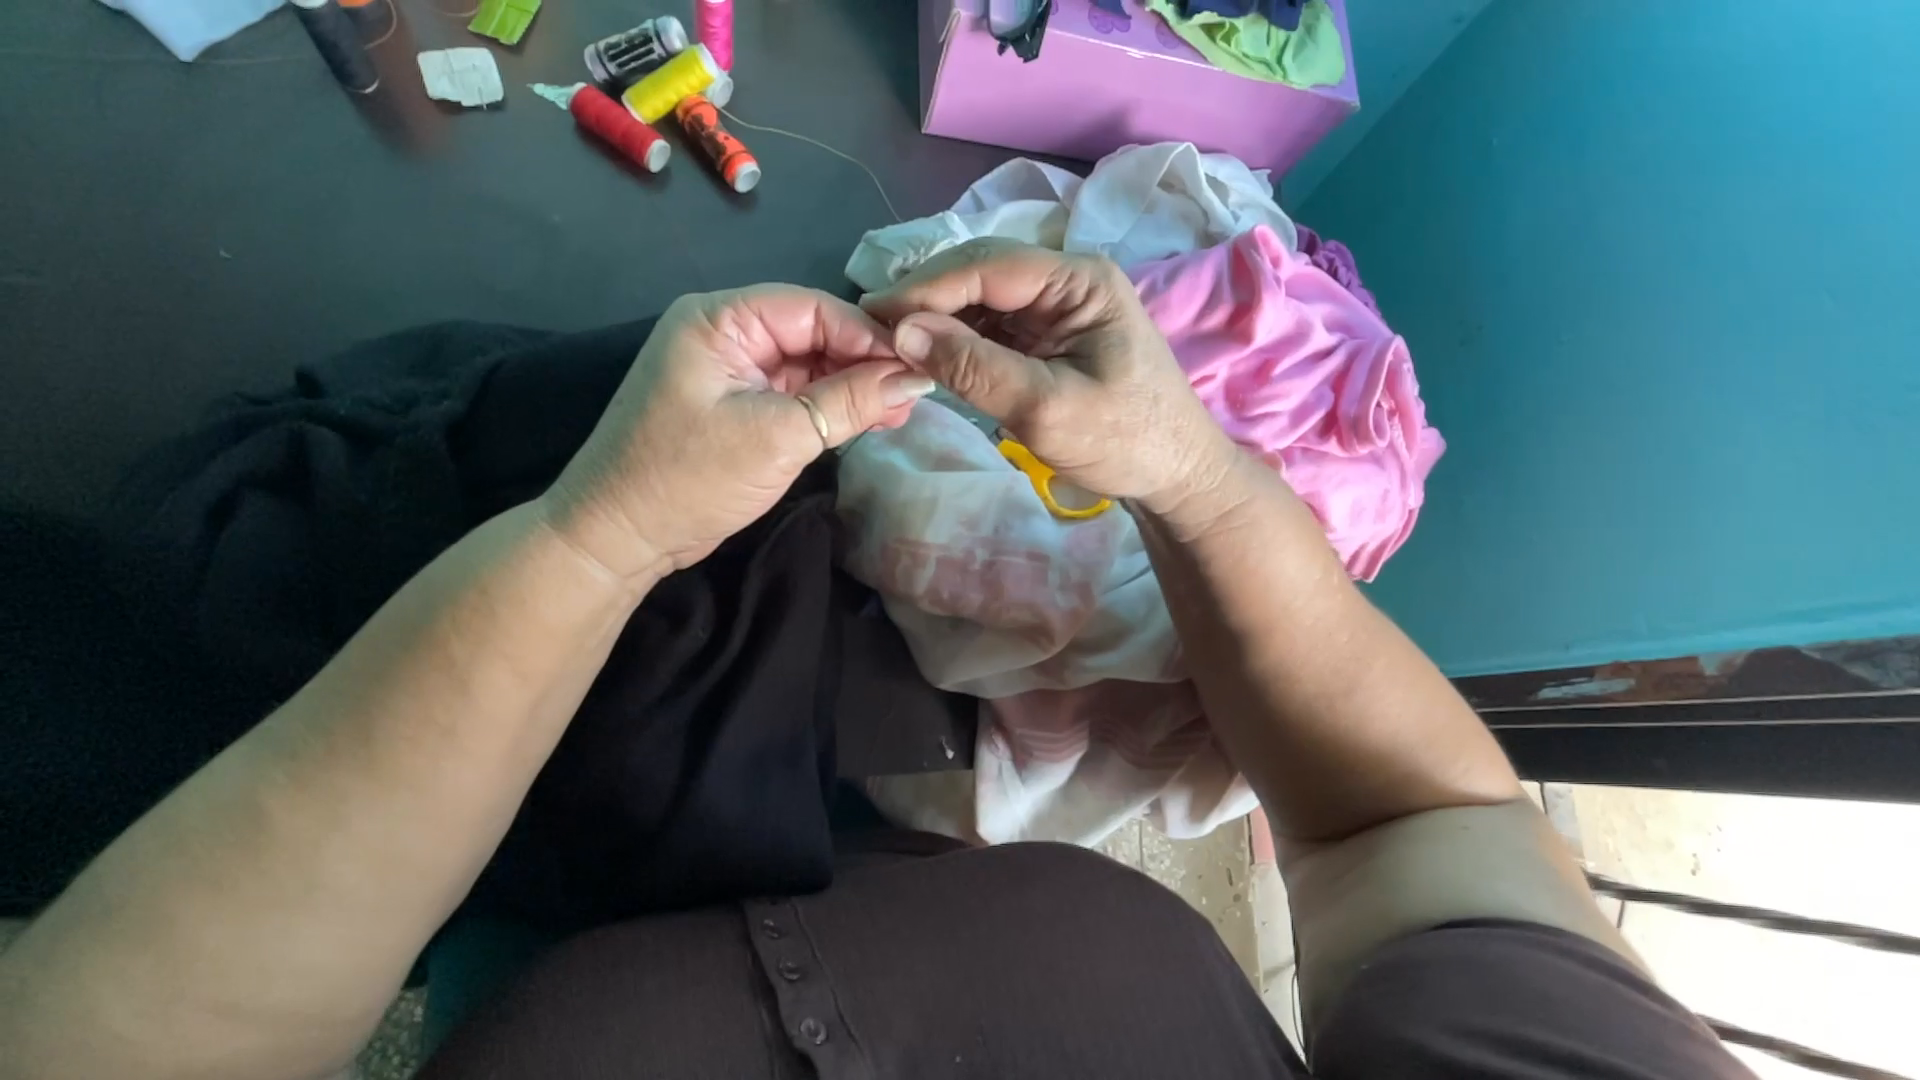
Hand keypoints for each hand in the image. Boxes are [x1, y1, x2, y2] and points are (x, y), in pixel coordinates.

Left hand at [544, 286, 936, 580]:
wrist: (620, 536)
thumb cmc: (689, 477)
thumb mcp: (779, 437)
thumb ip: (850, 403)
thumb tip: (916, 378)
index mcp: (721, 319)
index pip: (813, 308)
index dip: (869, 336)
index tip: (918, 367)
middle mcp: (726, 333)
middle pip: (813, 333)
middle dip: (864, 364)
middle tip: (915, 396)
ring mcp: (731, 371)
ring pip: (808, 366)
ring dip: (852, 388)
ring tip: (901, 413)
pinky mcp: (738, 406)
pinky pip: (795, 394)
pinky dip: (830, 408)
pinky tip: (869, 421)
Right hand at [859, 238, 1235, 509]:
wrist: (1174, 474)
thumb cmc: (1124, 441)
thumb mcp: (1045, 408)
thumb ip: (974, 368)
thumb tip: (901, 332)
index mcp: (1080, 281)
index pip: (988, 266)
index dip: (927, 289)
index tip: (873, 316)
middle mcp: (1067, 281)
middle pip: (981, 275)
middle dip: (927, 301)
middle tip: (872, 331)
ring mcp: (1058, 309)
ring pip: (982, 301)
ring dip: (938, 321)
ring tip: (890, 346)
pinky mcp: (1049, 338)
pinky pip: (993, 328)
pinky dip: (958, 341)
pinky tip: (930, 358)